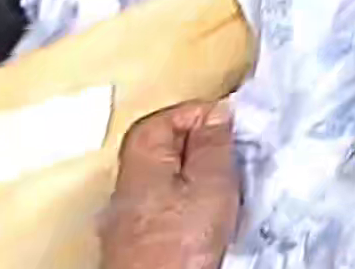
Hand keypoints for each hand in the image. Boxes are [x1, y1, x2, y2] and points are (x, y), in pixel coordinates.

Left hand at [100, 100, 239, 268]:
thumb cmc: (185, 237)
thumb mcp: (211, 179)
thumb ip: (213, 140)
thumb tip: (217, 111)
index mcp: (139, 169)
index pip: (156, 122)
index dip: (192, 114)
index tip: (225, 125)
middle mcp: (125, 192)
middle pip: (159, 149)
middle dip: (198, 143)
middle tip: (229, 153)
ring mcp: (127, 221)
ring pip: (164, 177)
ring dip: (195, 172)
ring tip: (224, 182)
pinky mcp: (137, 243)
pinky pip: (164, 202)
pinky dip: (188, 198)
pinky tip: (207, 210)